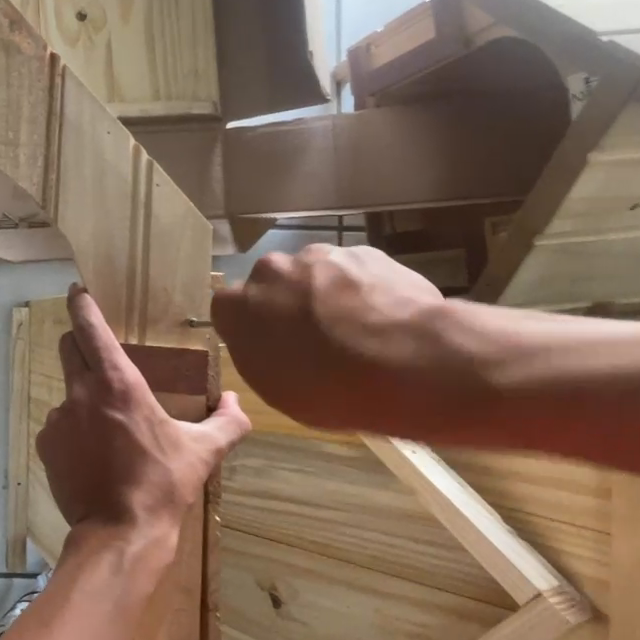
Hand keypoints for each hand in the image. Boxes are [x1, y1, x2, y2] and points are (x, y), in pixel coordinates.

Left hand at [36, 285, 251, 544]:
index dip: (81, 304)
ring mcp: (58, 418)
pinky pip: (60, 425)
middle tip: (98, 351)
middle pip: (69, 348)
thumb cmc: (162, 484)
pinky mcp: (46, 444)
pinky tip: (94, 454)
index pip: (90, 327)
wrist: (120, 532)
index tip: (77, 290)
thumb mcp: (203, 451)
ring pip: (67, 391)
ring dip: (84, 396)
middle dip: (80, 341)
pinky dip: (74, 430)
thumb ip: (227, 421)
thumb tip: (234, 402)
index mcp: (117, 382)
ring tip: (108, 426)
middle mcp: (81, 392)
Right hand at [211, 244, 460, 432]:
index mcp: (237, 305)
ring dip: (326, 294)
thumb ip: (259, 353)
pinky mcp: (364, 251)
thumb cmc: (330, 388)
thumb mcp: (276, 388)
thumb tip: (266, 341)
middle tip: (315, 339)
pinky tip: (385, 319)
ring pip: (314, 274)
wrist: (410, 362)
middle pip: (272, 284)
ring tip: (358, 330)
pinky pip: (354, 271)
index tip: (270, 347)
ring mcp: (318, 256)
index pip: (228, 309)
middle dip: (288, 304)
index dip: (250, 327)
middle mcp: (269, 270)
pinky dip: (363, 289)